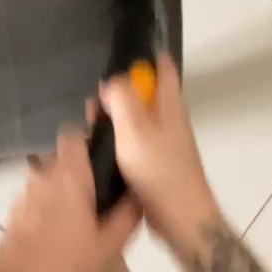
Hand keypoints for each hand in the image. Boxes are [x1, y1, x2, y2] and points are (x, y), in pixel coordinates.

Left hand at [0, 121, 142, 271]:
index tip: (103, 159)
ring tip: (79, 222)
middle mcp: (42, 176)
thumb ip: (128, 213)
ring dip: (61, 192)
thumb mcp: (111, 244)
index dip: (88, 141)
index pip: (74, 134)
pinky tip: (57, 239)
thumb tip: (137, 194)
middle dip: (78, 172)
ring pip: (47, 182)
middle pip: (62, 159)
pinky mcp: (11, 215)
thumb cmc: (69, 266)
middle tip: (98, 198)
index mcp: (68, 175)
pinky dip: (46, 210)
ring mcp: (22, 195)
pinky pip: (35, 201)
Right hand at [98, 53, 219, 243]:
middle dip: (120, 91)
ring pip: (138, 120)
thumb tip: (113, 81)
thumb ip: (123, 98)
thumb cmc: (158, 170)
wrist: (181, 220)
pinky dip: (118, 140)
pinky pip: (135, 142)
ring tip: (91, 122)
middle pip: (146, 94)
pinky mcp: (157, 164)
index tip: (122, 51)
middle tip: (93, 98)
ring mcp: (165, 143)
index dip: (146, 54)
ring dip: (116, 118)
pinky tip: (101, 149)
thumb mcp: (135, 129)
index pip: (163, 67)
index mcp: (170, 105)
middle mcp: (170, 120)